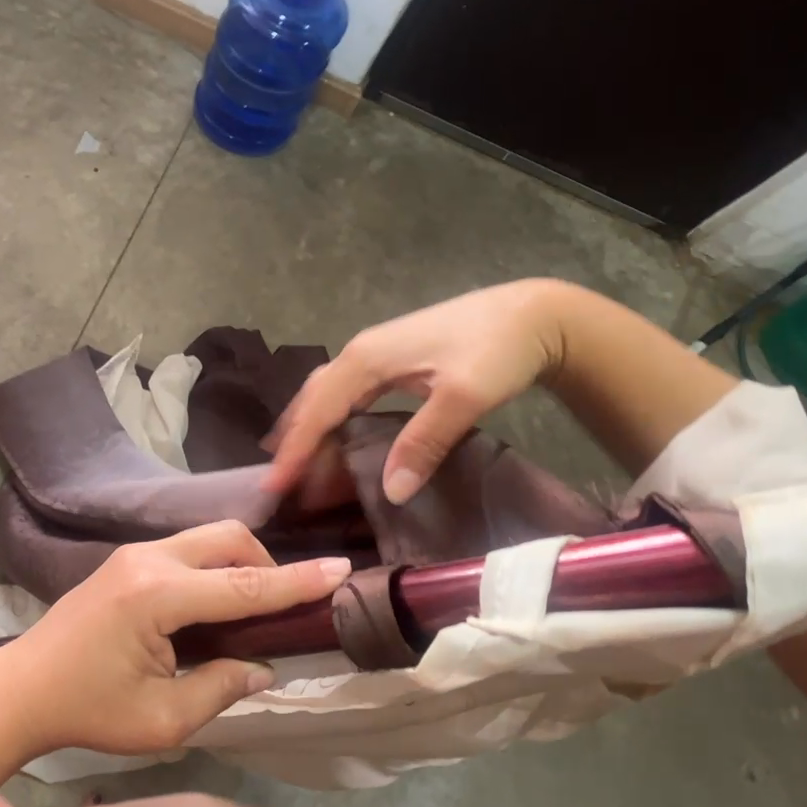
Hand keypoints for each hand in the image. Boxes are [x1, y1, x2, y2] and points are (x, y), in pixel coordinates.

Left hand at [0, 521, 350, 756]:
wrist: (22, 688)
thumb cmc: (88, 709)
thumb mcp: (162, 719)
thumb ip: (219, 689)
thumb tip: (262, 668)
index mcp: (156, 597)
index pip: (244, 585)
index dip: (297, 581)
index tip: (342, 568)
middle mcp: (148, 560)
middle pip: (228, 539)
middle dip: (268, 564)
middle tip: (283, 607)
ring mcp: (133, 554)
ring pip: (208, 538)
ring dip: (240, 563)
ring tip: (251, 610)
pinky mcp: (125, 560)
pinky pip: (186, 548)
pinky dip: (215, 566)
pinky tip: (216, 602)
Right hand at [265, 279, 568, 504]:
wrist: (533, 313)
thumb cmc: (497, 350)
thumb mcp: (462, 398)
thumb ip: (423, 443)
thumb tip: (390, 493)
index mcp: (365, 360)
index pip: (317, 411)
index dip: (295, 450)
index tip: (273, 486)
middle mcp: (359, 353)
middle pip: (311, 399)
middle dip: (291, 440)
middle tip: (277, 482)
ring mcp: (374, 353)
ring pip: (324, 393)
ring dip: (306, 428)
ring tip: (292, 463)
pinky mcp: (390, 359)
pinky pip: (343, 392)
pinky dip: (328, 417)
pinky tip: (330, 435)